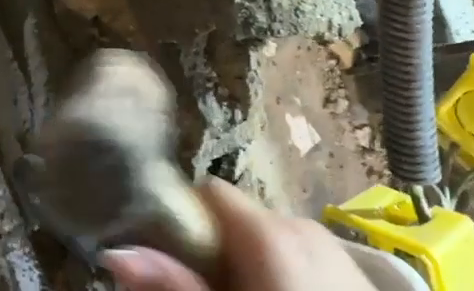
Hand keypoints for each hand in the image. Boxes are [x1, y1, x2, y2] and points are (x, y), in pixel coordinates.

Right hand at [100, 181, 377, 290]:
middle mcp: (299, 221)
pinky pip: (303, 255)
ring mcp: (333, 244)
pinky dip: (287, 274)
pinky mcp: (357, 269)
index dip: (184, 222)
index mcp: (266, 230)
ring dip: (252, 265)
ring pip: (270, 238)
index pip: (205, 191)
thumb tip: (115, 252)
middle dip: (218, 250)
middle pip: (237, 218)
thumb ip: (173, 284)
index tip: (179, 263)